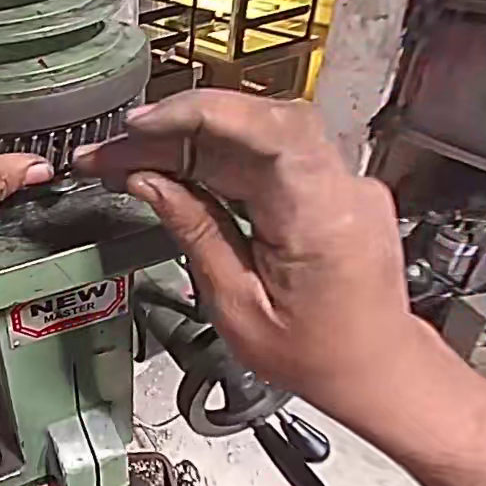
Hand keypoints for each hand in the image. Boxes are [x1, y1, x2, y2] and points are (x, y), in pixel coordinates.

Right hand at [73, 91, 422, 409]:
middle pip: (246, 125)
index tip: (140, 125)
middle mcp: (339, 189)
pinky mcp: (320, 185)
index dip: (197, 115)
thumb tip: (147, 181)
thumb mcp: (236, 305)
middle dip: (168, 131)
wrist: (376, 370)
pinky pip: (254, 155)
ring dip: (176, 143)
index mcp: (323, 221)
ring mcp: (335, 182)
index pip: (268, 130)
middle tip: (109, 151)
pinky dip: (202, 157)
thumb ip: (194, 232)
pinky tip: (162, 167)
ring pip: (243, 136)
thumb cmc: (316, 354)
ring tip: (120, 160)